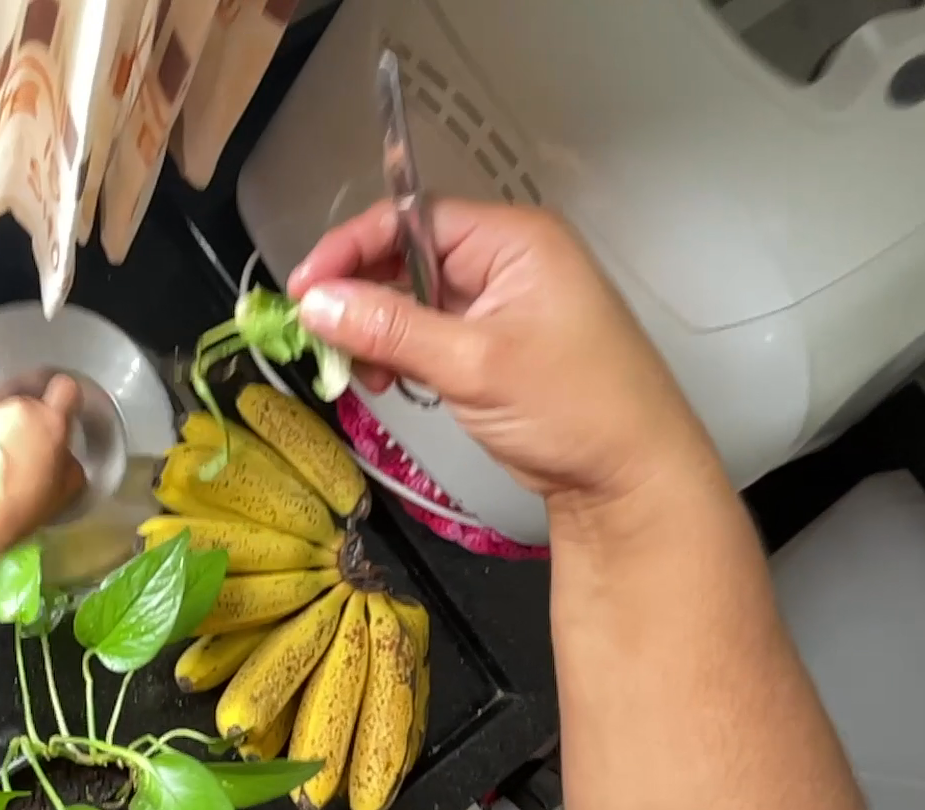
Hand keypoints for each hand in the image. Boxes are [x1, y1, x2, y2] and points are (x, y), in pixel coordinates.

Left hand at [0, 374, 85, 548]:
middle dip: (34, 418)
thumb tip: (63, 455)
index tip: (63, 415)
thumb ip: (71, 462)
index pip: (66, 387)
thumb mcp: (67, 491)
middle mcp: (18, 407)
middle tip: (31, 448)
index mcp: (50, 420)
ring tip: (2, 457)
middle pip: (32, 400)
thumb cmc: (24, 507)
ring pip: (5, 410)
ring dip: (8, 425)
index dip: (67, 399)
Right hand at [288, 199, 715, 516]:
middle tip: (319, 338)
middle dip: (357, 298)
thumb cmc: (569, 406)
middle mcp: (496, 262)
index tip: (301, 290)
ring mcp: (486, 305)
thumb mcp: (472, 363)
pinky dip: (390, 355)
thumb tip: (312, 303)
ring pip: (401, 301)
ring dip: (370, 333)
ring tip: (365, 372)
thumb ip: (389, 329)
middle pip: (399, 259)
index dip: (350, 248)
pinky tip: (387, 381)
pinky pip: (415, 334)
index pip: (409, 220)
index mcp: (509, 241)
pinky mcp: (477, 343)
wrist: (622, 474)